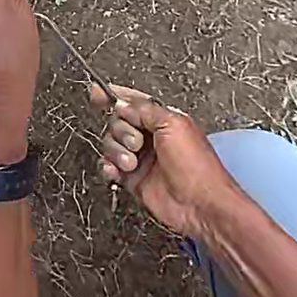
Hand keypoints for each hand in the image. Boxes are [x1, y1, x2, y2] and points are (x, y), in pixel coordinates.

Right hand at [87, 84, 242, 237]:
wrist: (199, 204)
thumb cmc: (197, 166)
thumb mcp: (173, 125)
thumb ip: (144, 110)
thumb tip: (122, 103)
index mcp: (163, 120)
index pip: (133, 102)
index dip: (115, 96)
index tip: (97, 93)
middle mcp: (150, 137)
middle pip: (117, 122)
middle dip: (121, 131)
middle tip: (137, 143)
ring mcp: (141, 158)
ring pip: (110, 144)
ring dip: (117, 152)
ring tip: (132, 162)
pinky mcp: (132, 178)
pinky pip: (109, 167)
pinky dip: (109, 167)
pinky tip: (117, 170)